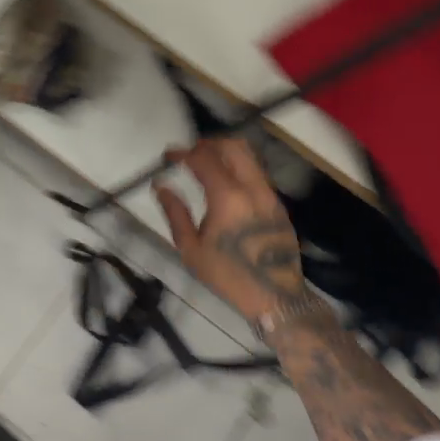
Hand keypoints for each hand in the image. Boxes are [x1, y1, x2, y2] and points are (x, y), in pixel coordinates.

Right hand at [152, 138, 310, 320]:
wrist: (274, 296)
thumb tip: (161, 187)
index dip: (183, 152)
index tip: (168, 156)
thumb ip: (175, 212)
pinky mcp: (278, 205)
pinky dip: (239, 168)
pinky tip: (225, 184)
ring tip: (207, 164)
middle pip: (233, 147)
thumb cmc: (226, 274)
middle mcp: (253, 188)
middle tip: (190, 152)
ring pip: (250, 158)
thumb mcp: (190, 248)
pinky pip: (257, 175)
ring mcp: (270, 195)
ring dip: (226, 154)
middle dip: (209, 143)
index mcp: (228, 197)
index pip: (204, 159)